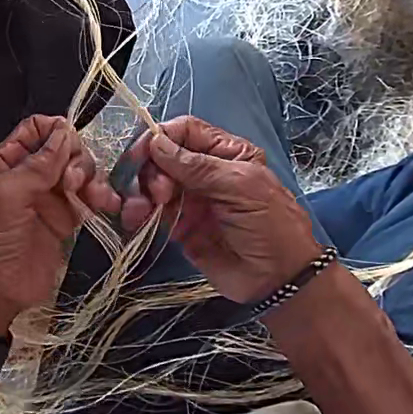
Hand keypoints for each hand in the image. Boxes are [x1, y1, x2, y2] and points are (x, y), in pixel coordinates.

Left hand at [0, 115, 120, 334]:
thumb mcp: (7, 195)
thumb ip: (37, 163)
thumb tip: (65, 131)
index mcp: (6, 160)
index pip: (36, 129)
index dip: (57, 130)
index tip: (70, 146)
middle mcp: (28, 173)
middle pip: (65, 148)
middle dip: (77, 159)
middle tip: (73, 183)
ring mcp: (48, 196)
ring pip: (80, 171)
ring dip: (93, 178)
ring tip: (96, 198)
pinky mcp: (65, 219)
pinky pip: (88, 196)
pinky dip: (101, 197)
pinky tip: (109, 205)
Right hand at [119, 115, 322, 301]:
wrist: (277, 281)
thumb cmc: (270, 227)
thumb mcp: (240, 187)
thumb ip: (197, 165)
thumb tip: (155, 141)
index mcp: (225, 153)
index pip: (184, 132)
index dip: (159, 137)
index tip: (141, 154)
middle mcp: (204, 172)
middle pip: (161, 157)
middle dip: (152, 171)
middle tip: (162, 194)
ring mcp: (189, 199)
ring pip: (151, 183)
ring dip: (140, 192)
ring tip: (141, 211)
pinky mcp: (177, 225)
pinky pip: (150, 211)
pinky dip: (138, 212)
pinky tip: (135, 219)